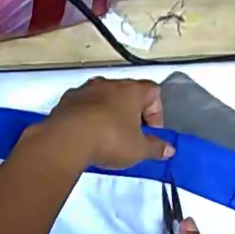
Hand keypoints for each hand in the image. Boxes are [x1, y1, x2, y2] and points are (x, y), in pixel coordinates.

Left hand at [34, 78, 173, 170]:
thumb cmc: (110, 139)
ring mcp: (84, 90)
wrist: (66, 139)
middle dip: (131, 113)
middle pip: (126, 93)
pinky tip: (85, 137)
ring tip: (106, 137)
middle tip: (130, 136)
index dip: (156, 112)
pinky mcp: (64, 101)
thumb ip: (156, 148)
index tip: (151, 133)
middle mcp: (107, 84)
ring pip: (102, 98)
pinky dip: (86, 118)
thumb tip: (169, 149)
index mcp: (131, 90)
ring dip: (107, 114)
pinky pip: (81, 107)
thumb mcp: (138, 149)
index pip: (153, 91)